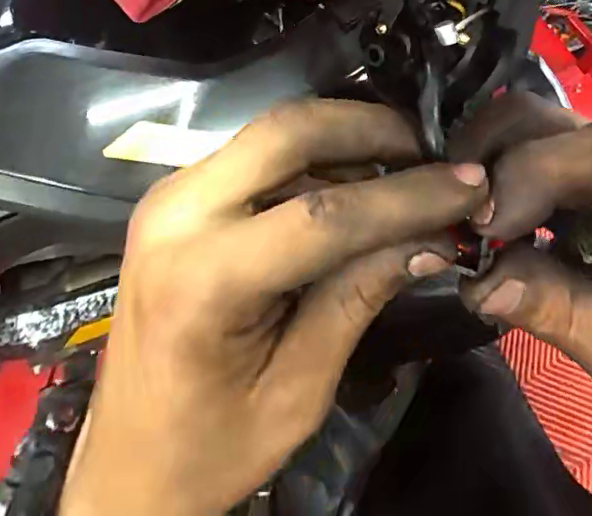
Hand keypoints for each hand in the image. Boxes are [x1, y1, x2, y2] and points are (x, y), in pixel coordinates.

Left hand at [59, 100, 489, 515]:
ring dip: (346, 136)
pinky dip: (316, 153)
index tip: (466, 184)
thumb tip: (433, 236)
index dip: (405, 196)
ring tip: (405, 162)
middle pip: (287, 132)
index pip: (322, 214)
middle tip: (428, 149)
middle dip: (370, 129)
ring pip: (274, 131)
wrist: (125, 463)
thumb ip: (360, 296)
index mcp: (201, 279)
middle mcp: (176, 214)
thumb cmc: (210, 447)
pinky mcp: (180, 193)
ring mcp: (172, 194)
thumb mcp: (298, 389)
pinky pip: (259, 151)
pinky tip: (356, 175)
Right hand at [454, 94, 591, 514]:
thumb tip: (476, 282)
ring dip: (493, 161)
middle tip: (453, 214)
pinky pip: (542, 160)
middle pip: (564, 124)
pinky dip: (502, 178)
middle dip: (498, 154)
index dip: (536, 171)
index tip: (484, 226)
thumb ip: (564, 317)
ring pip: (544, 130)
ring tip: (460, 216)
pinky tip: (483, 217)